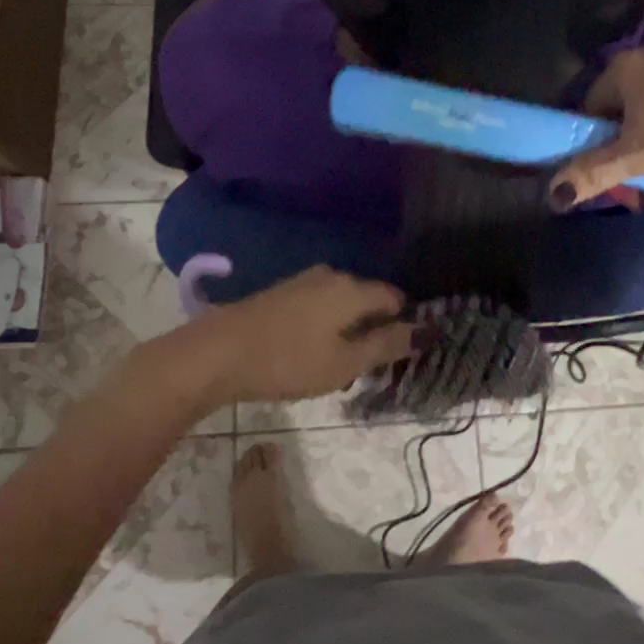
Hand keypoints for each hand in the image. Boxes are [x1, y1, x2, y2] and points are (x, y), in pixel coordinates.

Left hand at [161, 266, 411, 407]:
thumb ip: (387, 345)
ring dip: (348, 330)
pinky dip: (325, 327)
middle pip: (368, 299)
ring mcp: (303, 282)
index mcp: (353, 288)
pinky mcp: (280, 293)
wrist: (216, 354)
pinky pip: (319, 306)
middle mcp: (332, 275)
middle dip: (375, 329)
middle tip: (368, 368)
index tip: (399, 357)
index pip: (396, 298)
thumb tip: (426, 330)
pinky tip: (311, 353)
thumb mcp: (344, 363)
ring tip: (339, 366)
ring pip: (342, 304)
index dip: (404, 325)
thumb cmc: (288, 361)